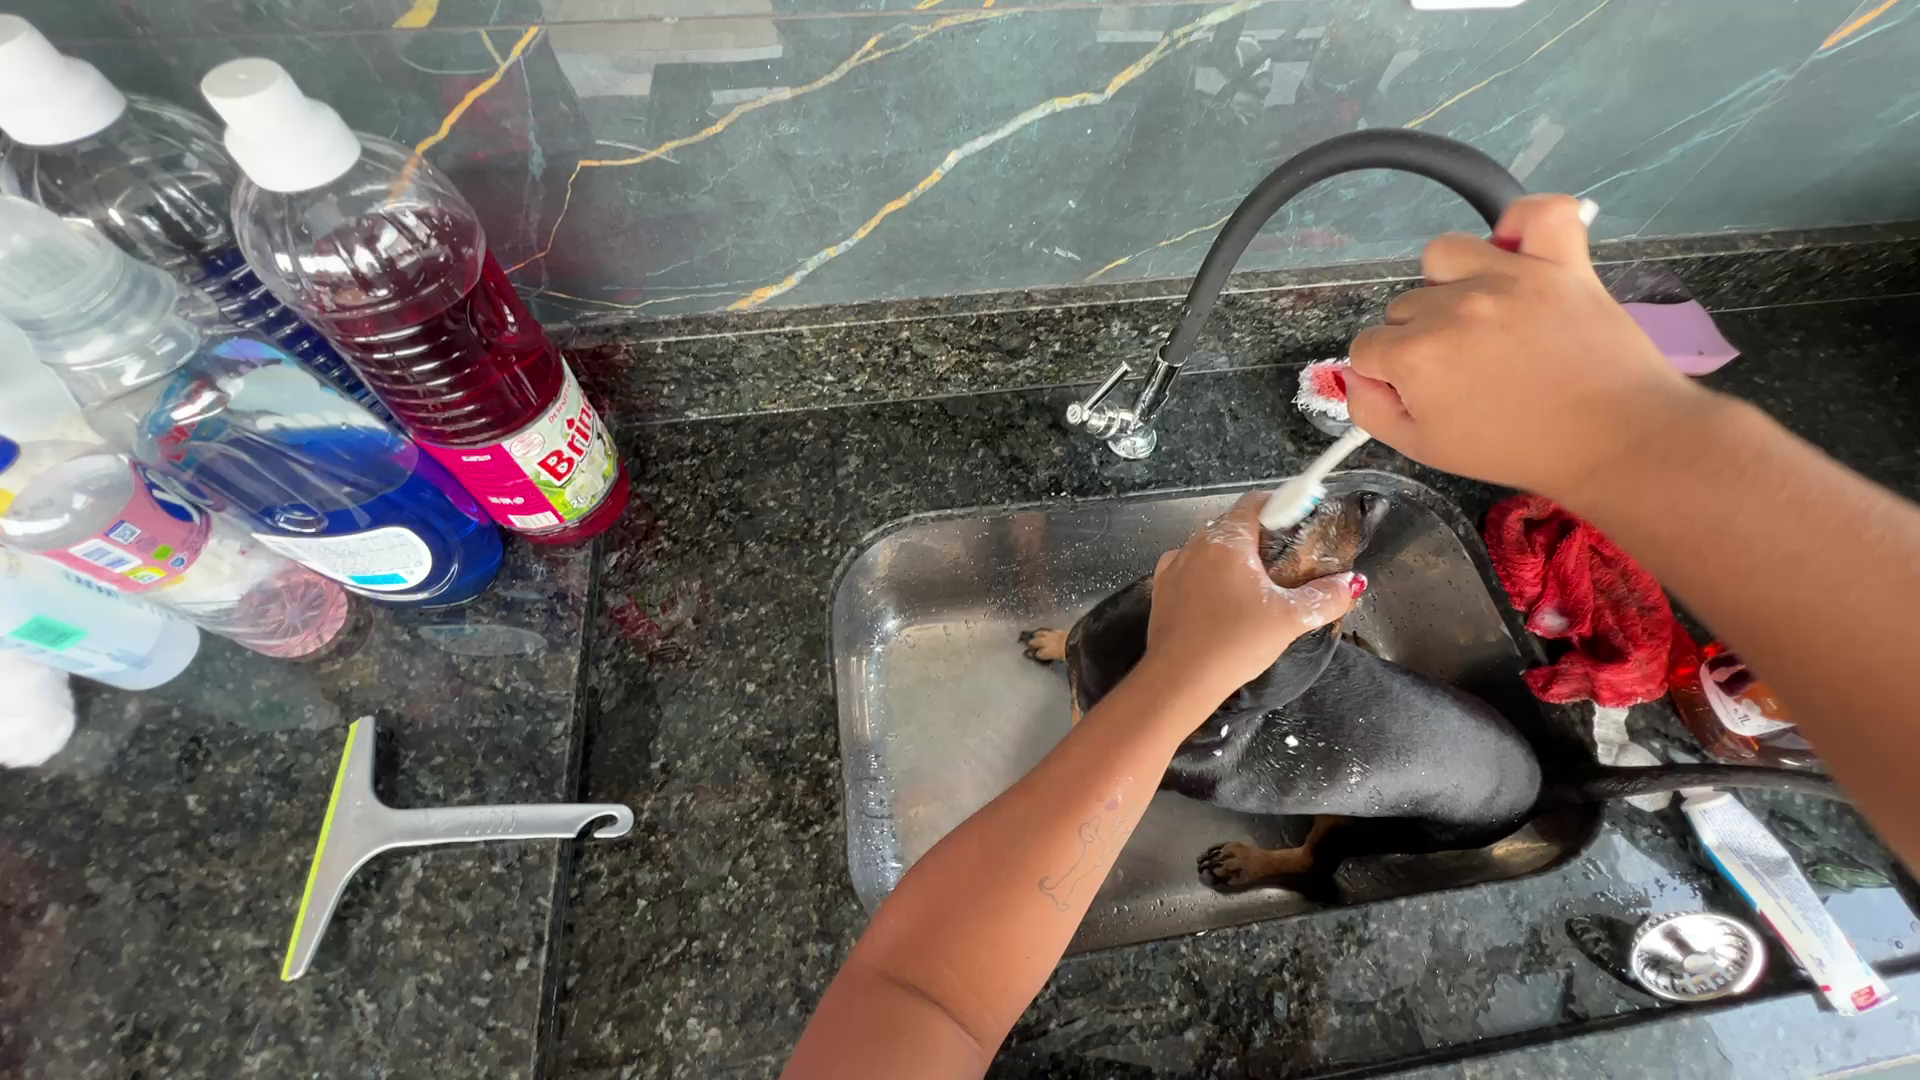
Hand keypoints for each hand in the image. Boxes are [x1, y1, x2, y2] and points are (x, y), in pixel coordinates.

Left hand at [1144, 491, 1360, 699]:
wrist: (1179, 678)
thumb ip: (1326, 597)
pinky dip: (1210, 576)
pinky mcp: (1161, 590)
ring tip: (1258, 583)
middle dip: (1260, 536)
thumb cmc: (1234, 642)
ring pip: (1209, 549)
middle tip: (1287, 559)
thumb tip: (1352, 583)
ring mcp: (1172, 567)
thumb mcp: (1289, 619)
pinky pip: (1190, 571)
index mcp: (1225, 541)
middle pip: (1232, 525)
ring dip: (1233, 558)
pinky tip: (1225, 600)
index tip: (1301, 521)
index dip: (1281, 506)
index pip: (1254, 503)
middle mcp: (1193, 545)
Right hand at [1345, 195, 1708, 501]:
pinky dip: (1520, 223)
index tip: (1417, 392)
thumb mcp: (1418, 446)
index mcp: (1415, 355)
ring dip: (1446, 283)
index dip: (1384, 374)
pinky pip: (1536, 212)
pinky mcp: (1561, 262)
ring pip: (1443, 256)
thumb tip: (1358, 375)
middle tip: (1458, 370)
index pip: (1366, 348)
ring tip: (1475, 314)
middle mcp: (1454, 307)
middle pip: (1403, 307)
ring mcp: (1509, 277)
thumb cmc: (1510, 447)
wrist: (1612, 437)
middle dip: (1416, 337)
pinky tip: (1515, 253)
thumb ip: (1368, 407)